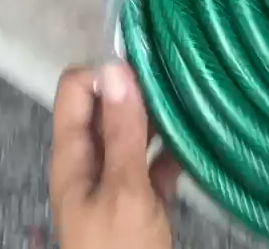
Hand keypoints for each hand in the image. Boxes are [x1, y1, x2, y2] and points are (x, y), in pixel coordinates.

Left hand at [49, 64, 173, 248]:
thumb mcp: (123, 191)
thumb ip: (121, 131)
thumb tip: (115, 66)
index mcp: (72, 155)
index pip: (75, 89)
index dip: (104, 72)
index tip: (143, 66)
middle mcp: (89, 162)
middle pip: (106, 109)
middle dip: (137, 90)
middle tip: (175, 75)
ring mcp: (113, 183)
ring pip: (132, 134)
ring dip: (157, 118)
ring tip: (190, 97)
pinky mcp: (140, 202)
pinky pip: (153, 163)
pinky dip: (170, 150)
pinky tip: (196, 138)